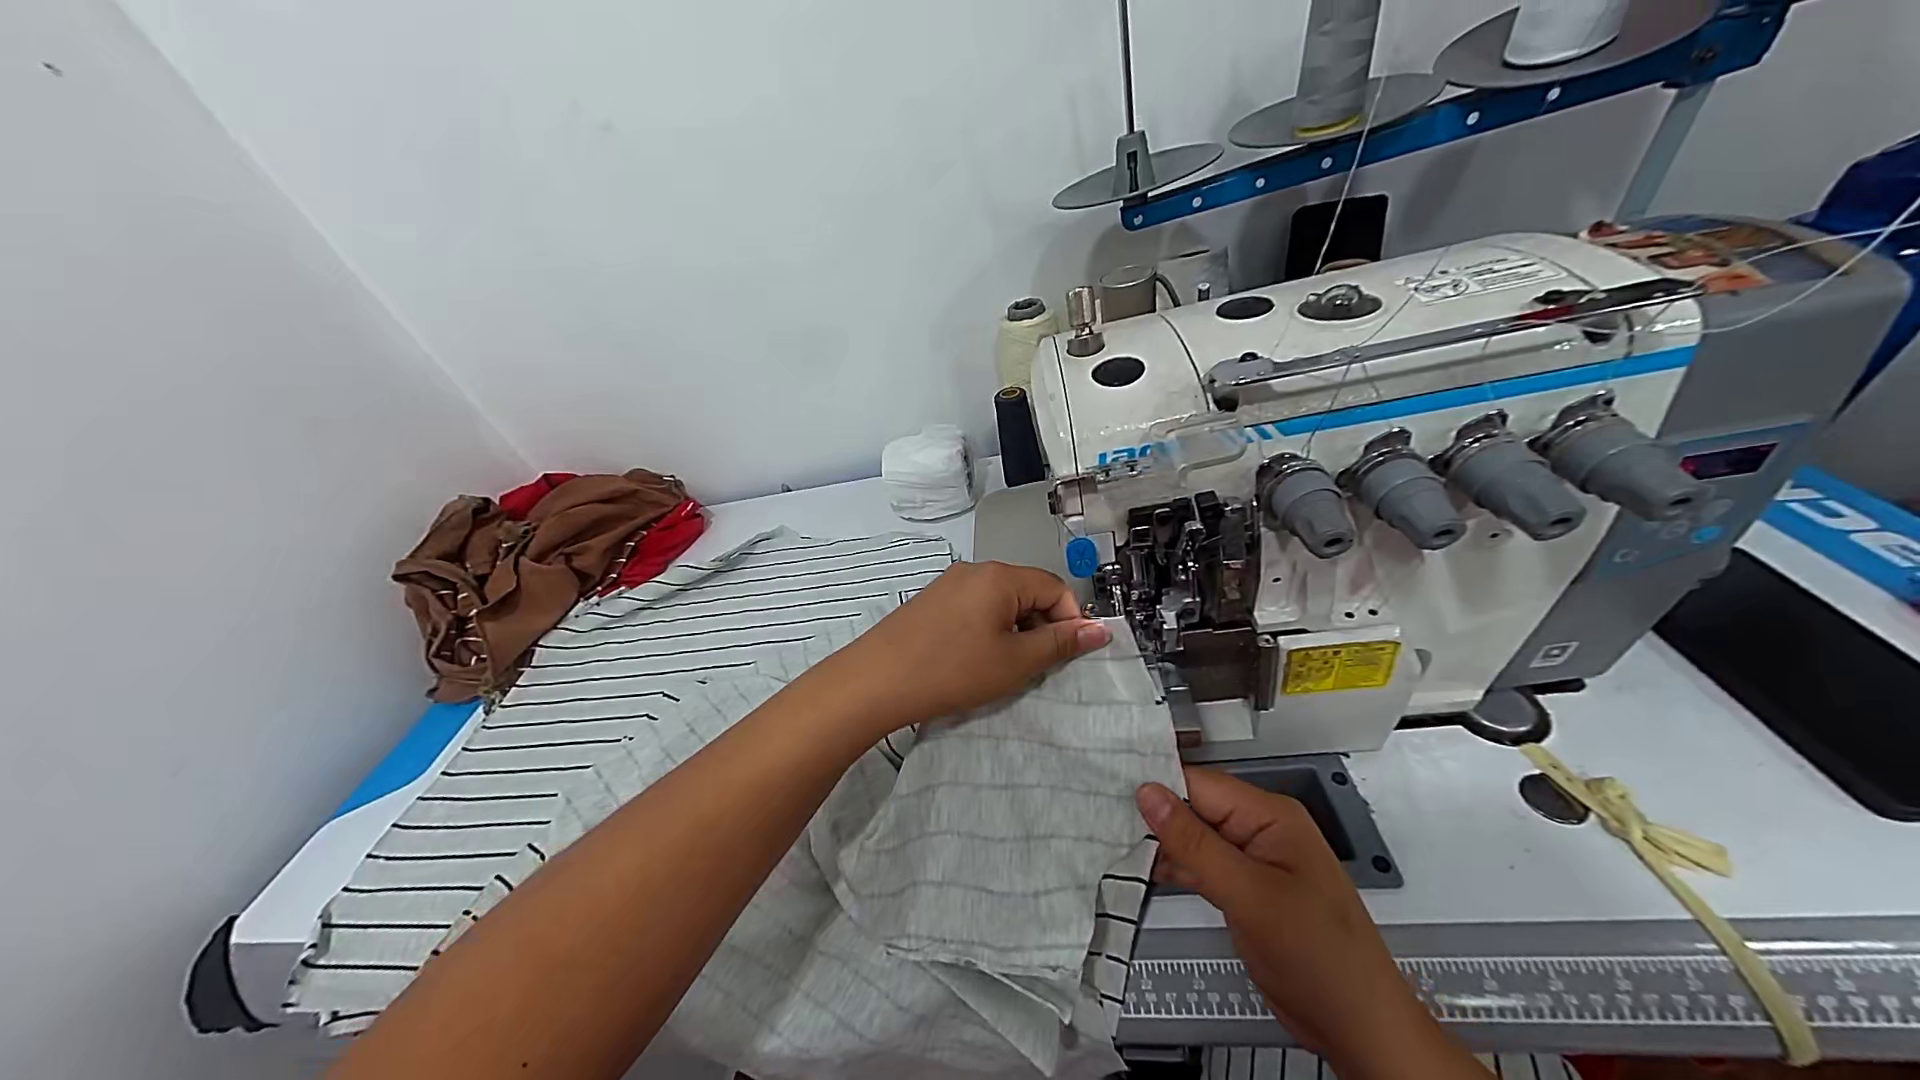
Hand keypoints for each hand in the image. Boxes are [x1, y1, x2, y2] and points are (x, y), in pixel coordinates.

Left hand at [808, 561, 1110, 736]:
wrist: (875, 681)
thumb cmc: (951, 671)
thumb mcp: (1015, 662)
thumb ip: (1060, 643)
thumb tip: (1100, 629)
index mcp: (999, 576)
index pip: (1055, 588)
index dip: (1069, 621)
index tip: (1065, 657)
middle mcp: (974, 570)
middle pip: (1027, 591)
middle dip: (1040, 626)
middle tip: (1032, 667)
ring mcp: (947, 584)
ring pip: (999, 602)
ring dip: (1013, 631)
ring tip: (1001, 668)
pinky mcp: (930, 601)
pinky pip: (973, 608)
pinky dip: (986, 631)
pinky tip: (972, 661)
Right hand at [1138, 769, 1481, 1078]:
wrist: (1360, 1029)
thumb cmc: (1318, 957)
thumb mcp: (1250, 895)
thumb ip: (1195, 843)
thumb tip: (1147, 792)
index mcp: (1269, 815)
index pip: (1200, 785)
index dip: (1156, 786)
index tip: (1106, 788)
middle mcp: (1259, 829)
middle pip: (1195, 807)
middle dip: (1153, 814)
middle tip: (1099, 816)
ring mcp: (1252, 861)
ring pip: (1195, 836)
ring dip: (1160, 842)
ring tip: (1110, 838)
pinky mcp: (1245, 889)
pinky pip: (1203, 864)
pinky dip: (1176, 866)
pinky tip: (1143, 869)